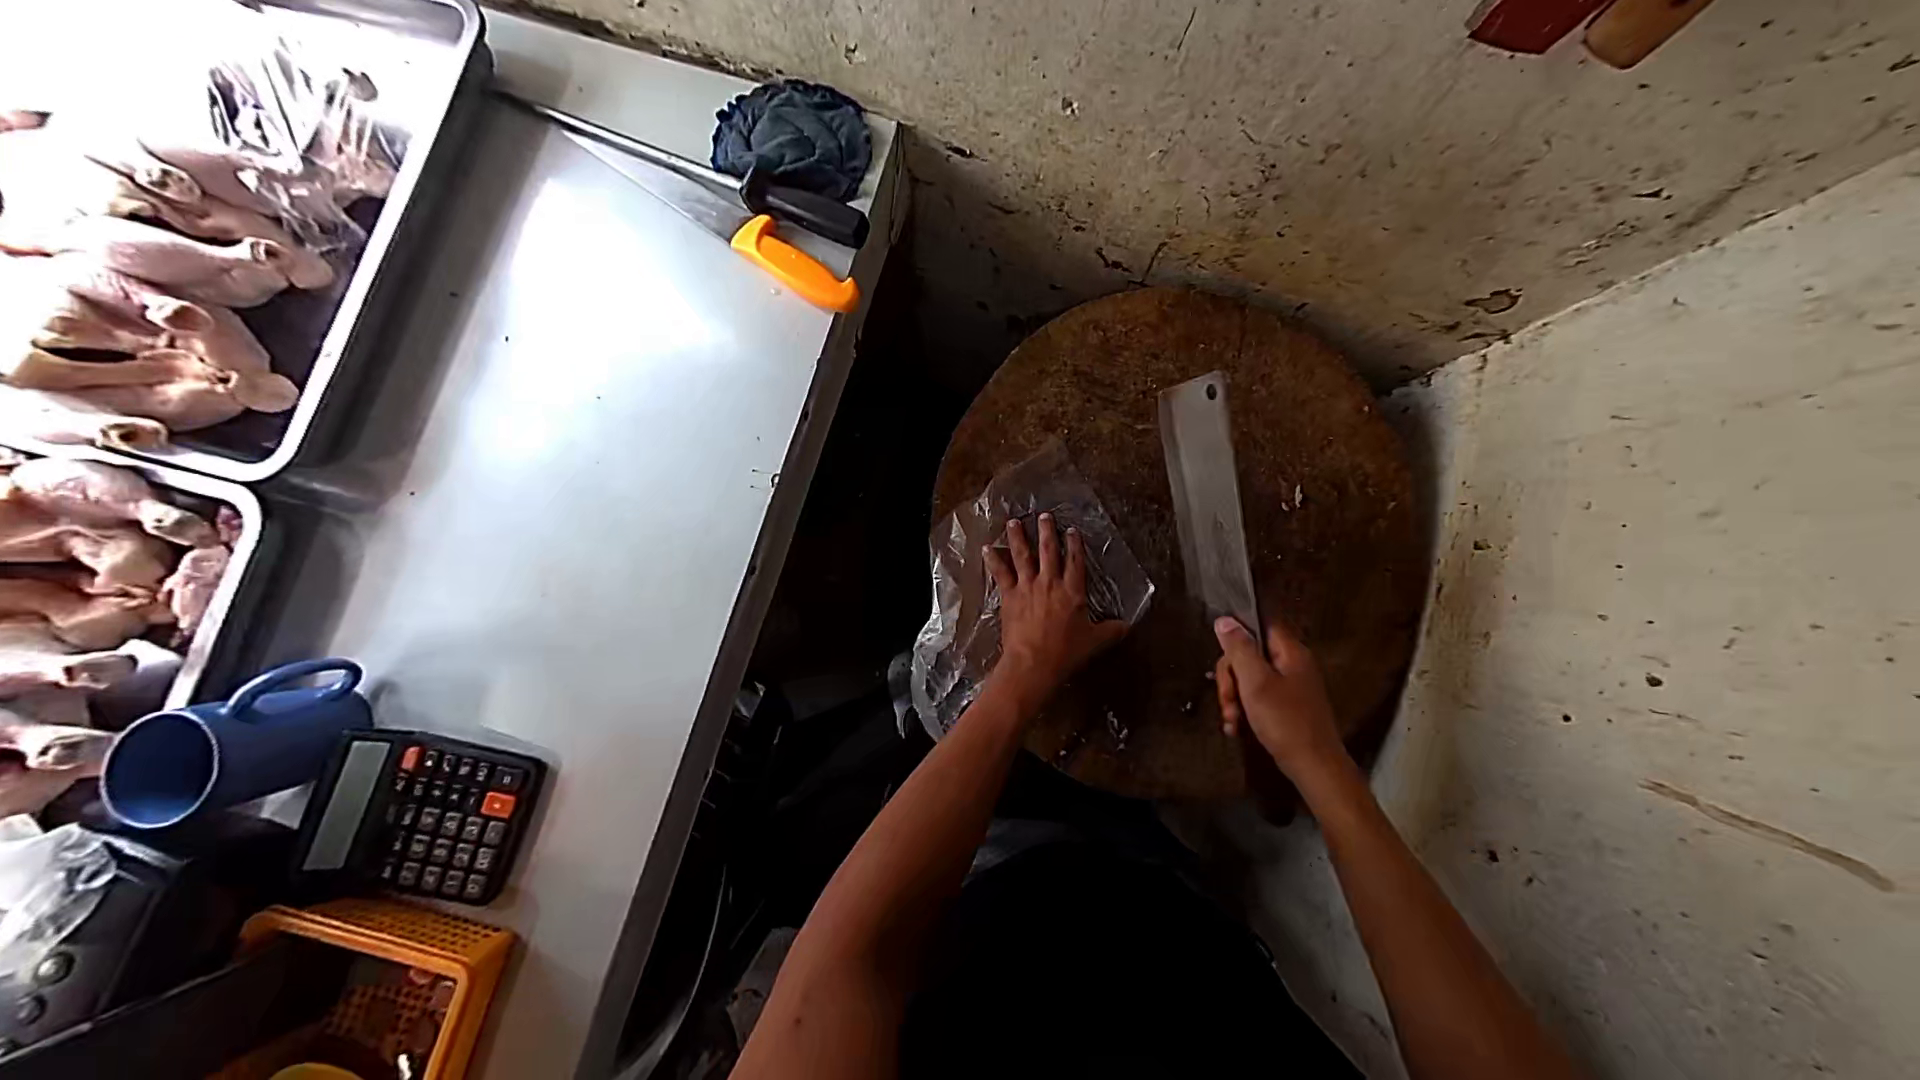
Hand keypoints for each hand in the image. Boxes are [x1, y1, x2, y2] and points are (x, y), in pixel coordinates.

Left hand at [984, 514, 1128, 710]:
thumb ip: (1112, 630)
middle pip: (1048, 550)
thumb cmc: (1066, 652)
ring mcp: (1027, 586)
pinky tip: (986, 547)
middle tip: (1043, 515)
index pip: (1075, 560)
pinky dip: (993, 559)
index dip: (1074, 544)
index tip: (1071, 530)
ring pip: (1022, 555)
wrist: (1034, 662)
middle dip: (1046, 531)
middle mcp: (1050, 582)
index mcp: (1073, 591)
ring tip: (1013, 521)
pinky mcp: (1009, 595)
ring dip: (1018, 537)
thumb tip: (1126, 626)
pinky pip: (1000, 573)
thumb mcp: (1095, 641)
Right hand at [1214, 617, 1349, 781]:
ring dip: (1234, 697)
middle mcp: (1292, 663)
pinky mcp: (1286, 705)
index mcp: (1290, 652)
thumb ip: (1239, 649)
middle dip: (1231, 676)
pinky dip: (1244, 708)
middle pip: (1249, 653)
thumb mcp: (1255, 682)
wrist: (1314, 767)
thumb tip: (1225, 620)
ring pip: (1249, 677)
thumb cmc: (1285, 722)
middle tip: (1227, 700)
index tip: (1222, 653)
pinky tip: (1237, 726)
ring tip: (1232, 719)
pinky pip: (1257, 695)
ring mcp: (1290, 685)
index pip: (1260, 622)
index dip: (1237, 631)